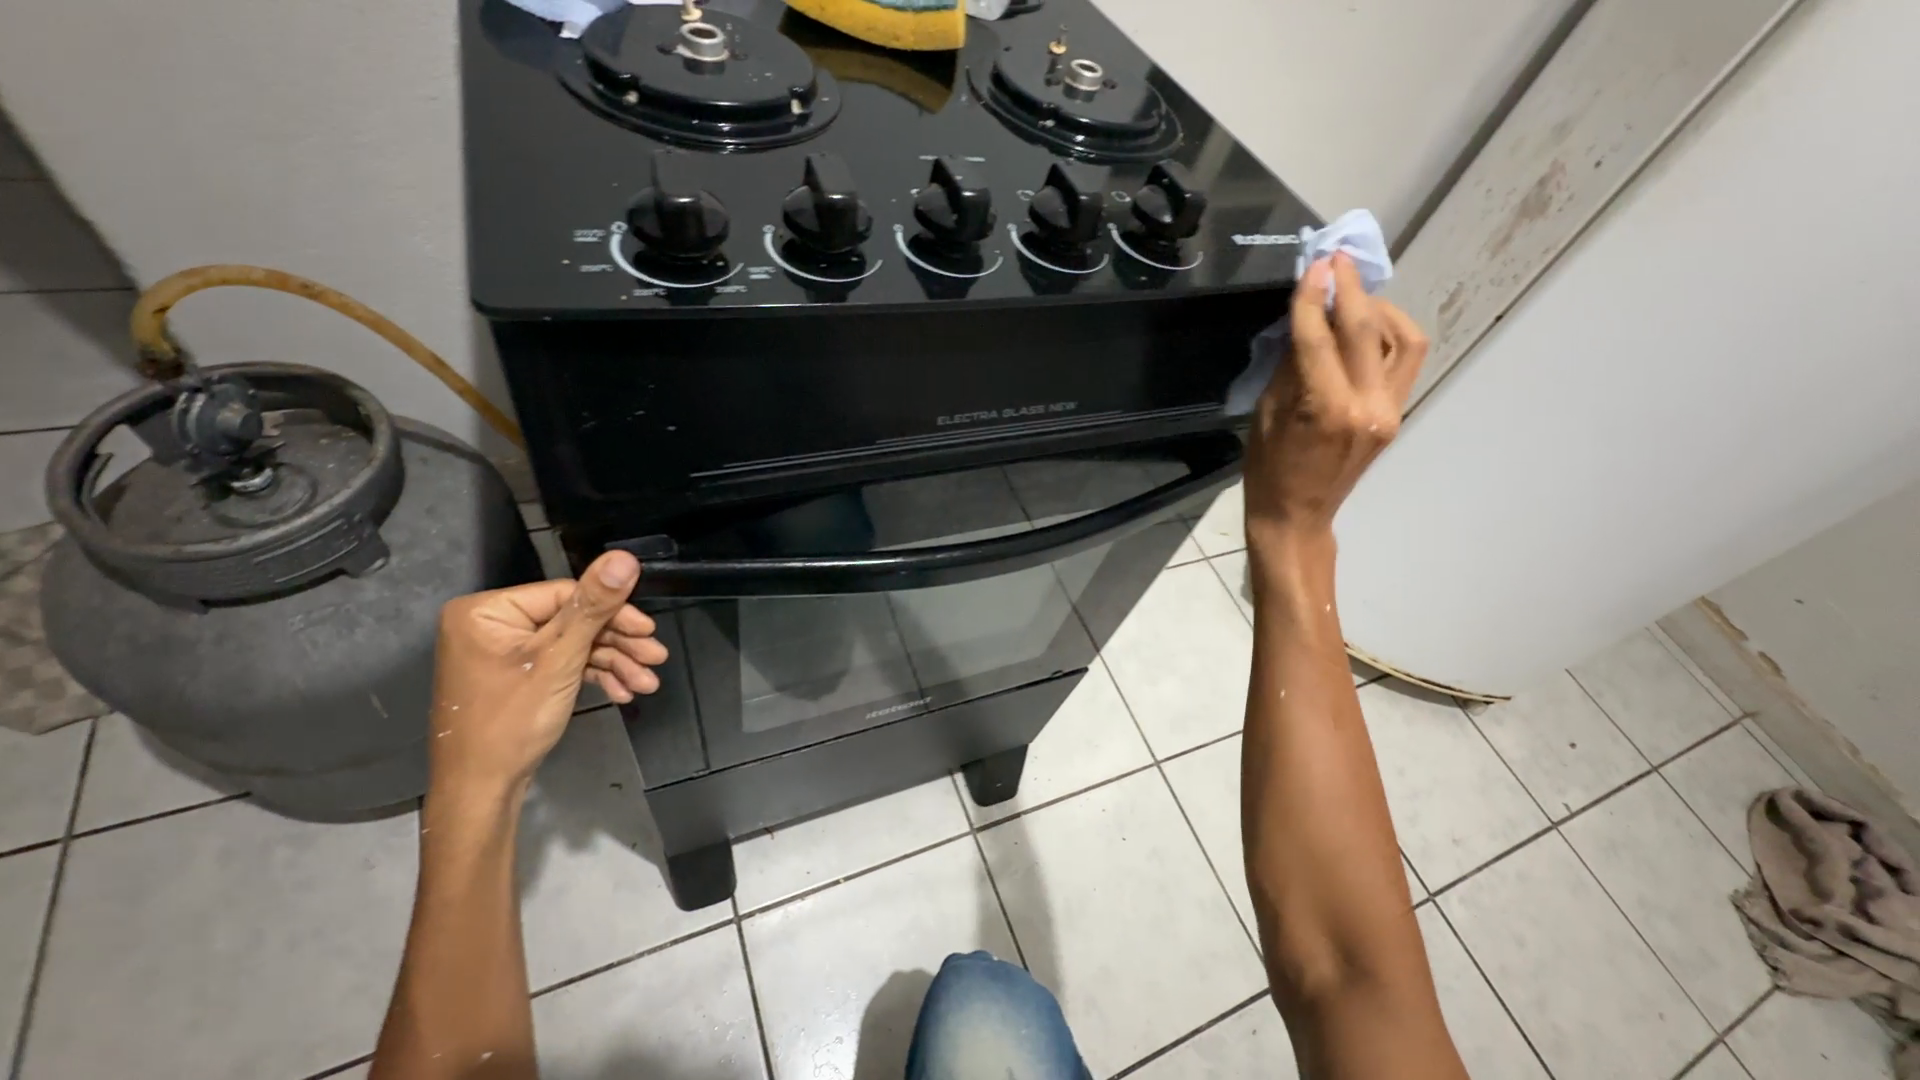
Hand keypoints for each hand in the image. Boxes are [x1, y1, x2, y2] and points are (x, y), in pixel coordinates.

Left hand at [427, 550, 667, 791]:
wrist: (480, 791)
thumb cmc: (511, 721)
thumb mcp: (559, 659)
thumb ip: (593, 606)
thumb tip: (624, 558)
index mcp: (487, 610)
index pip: (565, 595)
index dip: (613, 612)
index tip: (649, 631)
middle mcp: (490, 625)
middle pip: (572, 621)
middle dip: (617, 643)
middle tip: (655, 659)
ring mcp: (502, 653)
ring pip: (571, 646)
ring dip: (612, 663)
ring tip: (646, 683)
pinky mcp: (515, 677)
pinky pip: (560, 665)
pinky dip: (591, 676)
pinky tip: (623, 691)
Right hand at [1244, 253, 1427, 544]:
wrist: (1298, 515)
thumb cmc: (1267, 470)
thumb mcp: (1266, 413)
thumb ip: (1291, 365)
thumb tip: (1304, 321)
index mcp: (1324, 410)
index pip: (1320, 339)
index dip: (1313, 298)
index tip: (1312, 266)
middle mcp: (1366, 407)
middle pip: (1366, 330)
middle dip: (1350, 289)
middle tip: (1335, 261)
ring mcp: (1388, 411)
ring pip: (1403, 340)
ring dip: (1380, 309)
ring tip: (1355, 294)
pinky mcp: (1396, 415)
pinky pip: (1403, 362)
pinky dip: (1389, 335)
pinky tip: (1367, 326)